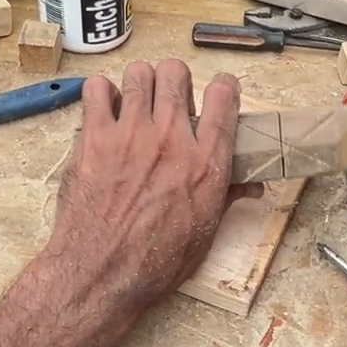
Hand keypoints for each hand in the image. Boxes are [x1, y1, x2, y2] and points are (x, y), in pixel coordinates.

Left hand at [42, 59, 242, 331]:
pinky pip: (98, 89)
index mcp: (206, 163)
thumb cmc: (155, 263)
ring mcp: (130, 134)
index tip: (217, 94)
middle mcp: (171, 139)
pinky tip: (106, 113)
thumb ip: (227, 198)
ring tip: (137, 104)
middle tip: (169, 103)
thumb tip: (251, 185)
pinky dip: (103, 95)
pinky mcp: (94, 138)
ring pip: (140, 72)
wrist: (101, 274)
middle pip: (177, 74)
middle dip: (176, 82)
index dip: (222, 88)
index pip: (223, 97)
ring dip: (141, 84)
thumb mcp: (205, 234)